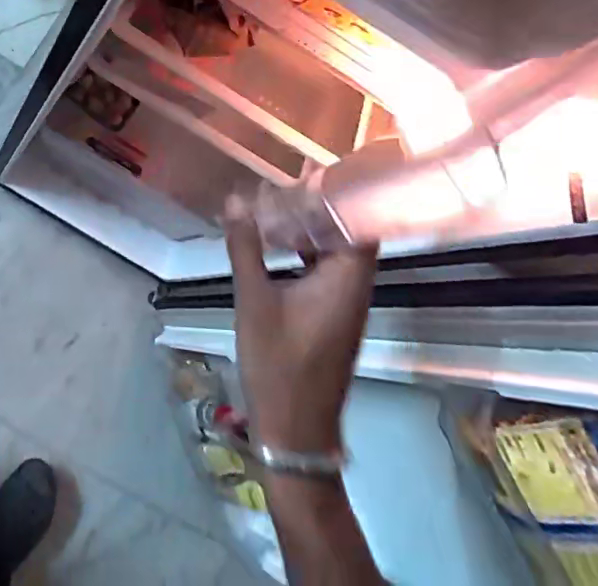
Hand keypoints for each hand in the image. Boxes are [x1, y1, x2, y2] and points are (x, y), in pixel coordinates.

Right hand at [226, 205, 377, 453]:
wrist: (295, 426)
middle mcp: (354, 289)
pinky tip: (278, 245)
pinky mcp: (332, 317)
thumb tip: (237, 201)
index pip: (359, 224)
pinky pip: (326, 271)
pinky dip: (307, 252)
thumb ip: (246, 247)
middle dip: (323, 206)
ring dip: (313, 229)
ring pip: (337, 253)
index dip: (344, 193)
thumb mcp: (253, 299)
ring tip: (281, 205)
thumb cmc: (277, 361)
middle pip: (349, 234)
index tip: (317, 170)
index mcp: (345, 281)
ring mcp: (345, 305)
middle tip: (292, 181)